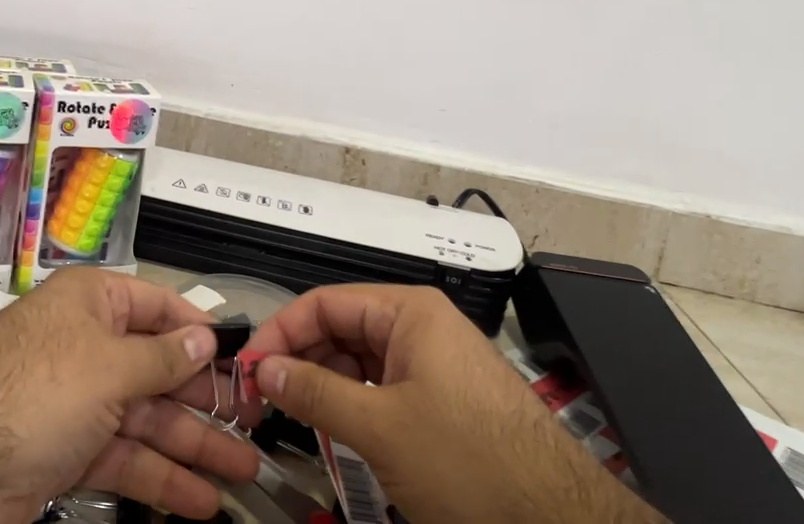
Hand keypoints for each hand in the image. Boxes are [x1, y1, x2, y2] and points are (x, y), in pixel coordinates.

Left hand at [0, 269, 258, 523]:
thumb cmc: (39, 391)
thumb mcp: (110, 366)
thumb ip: (163, 357)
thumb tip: (204, 338)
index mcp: (92, 304)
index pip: (157, 307)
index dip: (199, 331)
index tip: (240, 358)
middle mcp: (85, 346)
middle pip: (157, 369)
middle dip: (205, 400)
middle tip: (254, 425)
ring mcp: (76, 402)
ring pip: (147, 419)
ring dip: (193, 447)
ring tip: (242, 472)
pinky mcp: (66, 452)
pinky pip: (124, 457)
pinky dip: (160, 478)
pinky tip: (200, 501)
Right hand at [249, 284, 663, 523]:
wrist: (556, 521)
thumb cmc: (468, 461)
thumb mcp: (378, 427)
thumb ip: (313, 391)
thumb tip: (262, 369)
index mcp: (409, 311)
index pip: (325, 302)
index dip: (281, 332)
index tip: (247, 369)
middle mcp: (421, 326)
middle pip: (341, 328)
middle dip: (300, 360)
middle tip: (261, 398)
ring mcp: (434, 363)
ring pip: (360, 360)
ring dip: (324, 385)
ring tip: (294, 416)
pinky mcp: (442, 398)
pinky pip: (383, 387)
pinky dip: (353, 403)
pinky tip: (336, 428)